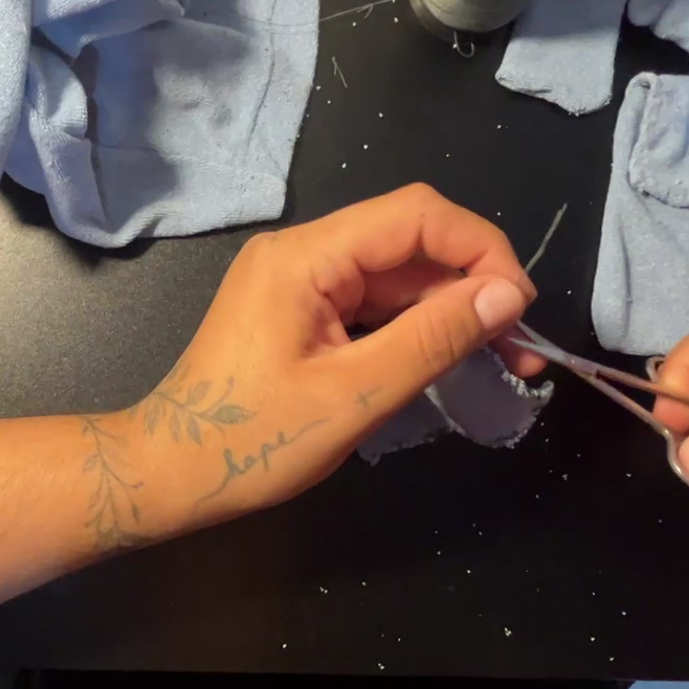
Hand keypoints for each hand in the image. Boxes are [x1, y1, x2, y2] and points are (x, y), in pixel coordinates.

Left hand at [128, 184, 540, 528]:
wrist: (171, 473)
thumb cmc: (252, 442)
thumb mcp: (353, 395)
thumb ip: (432, 339)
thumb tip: (507, 294)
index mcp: (304, 257)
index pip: (415, 216)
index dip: (480, 249)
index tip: (518, 307)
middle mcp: (299, 254)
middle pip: (406, 246)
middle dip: (471, 288)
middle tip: (518, 349)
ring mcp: (296, 284)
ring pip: (392, 279)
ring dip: (446, 313)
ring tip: (499, 361)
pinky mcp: (297, 314)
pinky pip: (367, 307)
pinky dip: (410, 330)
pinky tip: (444, 360)